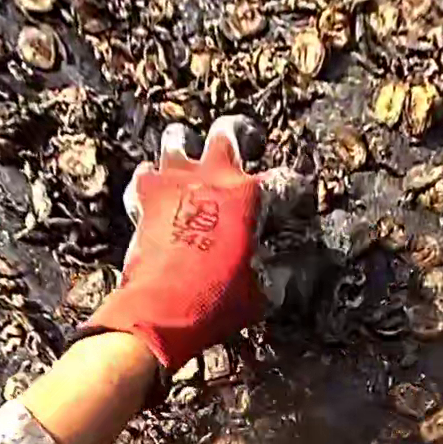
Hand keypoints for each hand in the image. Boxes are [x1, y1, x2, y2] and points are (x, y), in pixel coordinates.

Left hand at [83, 116, 304, 372]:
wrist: (160, 312)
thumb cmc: (214, 303)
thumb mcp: (260, 295)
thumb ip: (281, 274)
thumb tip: (293, 269)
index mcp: (250, 196)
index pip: (286, 183)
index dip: (297, 196)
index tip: (298, 208)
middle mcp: (213, 176)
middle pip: (230, 132)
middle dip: (243, 136)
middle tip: (248, 149)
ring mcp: (175, 182)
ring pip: (178, 139)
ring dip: (187, 149)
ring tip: (193, 167)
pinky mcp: (144, 199)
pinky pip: (145, 177)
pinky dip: (152, 186)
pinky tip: (157, 199)